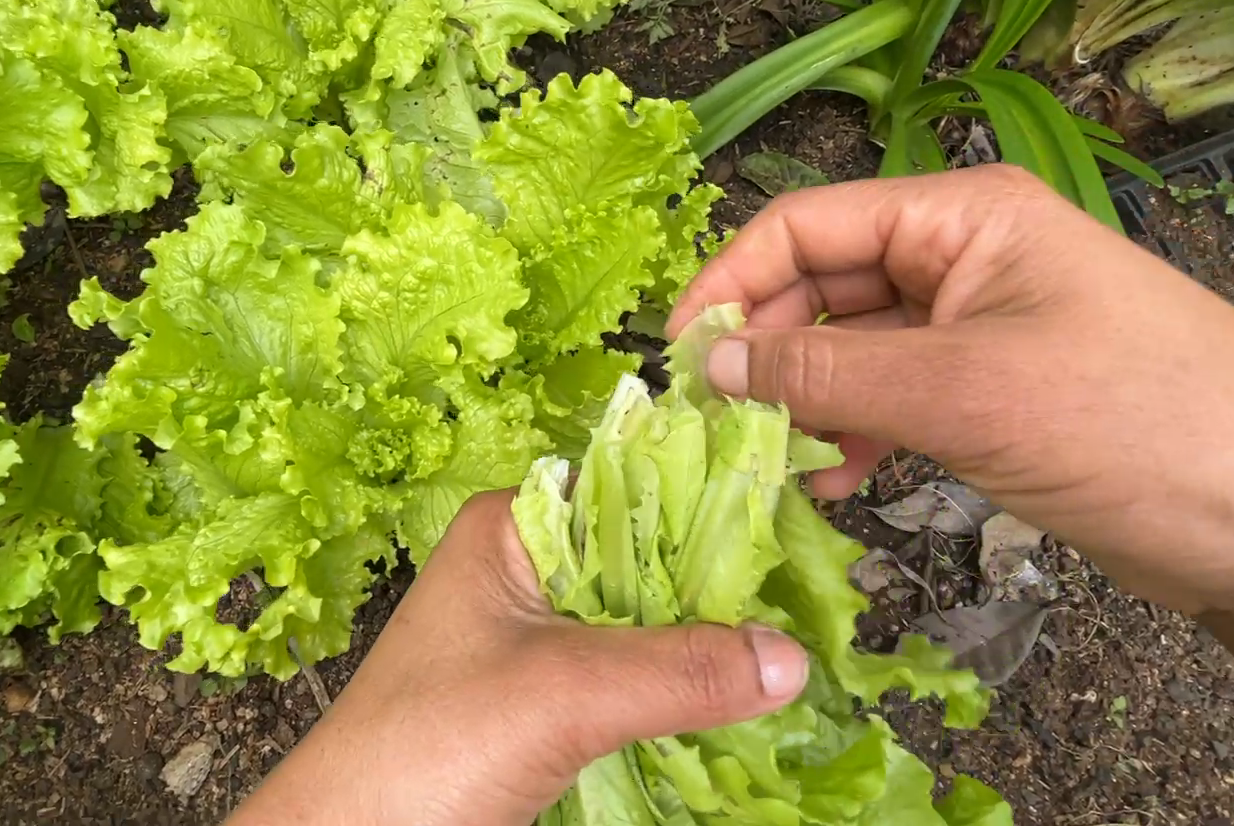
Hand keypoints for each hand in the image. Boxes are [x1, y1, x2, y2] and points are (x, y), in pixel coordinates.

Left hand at [227, 491, 807, 825]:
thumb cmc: (433, 745)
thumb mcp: (560, 693)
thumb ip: (675, 669)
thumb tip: (790, 654)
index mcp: (511, 526)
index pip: (622, 489)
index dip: (699, 500)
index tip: (781, 516)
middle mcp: (522, 563)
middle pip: (635, 554)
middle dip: (708, 577)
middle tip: (800, 589)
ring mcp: (533, 628)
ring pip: (634, 615)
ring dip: (695, 634)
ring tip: (786, 635)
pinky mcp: (542, 688)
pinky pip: (623, 668)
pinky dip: (671, 680)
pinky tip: (731, 691)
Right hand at [669, 166, 1233, 622]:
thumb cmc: (1140, 424)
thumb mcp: (960, 391)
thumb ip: (821, 373)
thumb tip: (707, 360)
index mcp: (955, 216)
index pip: (803, 227)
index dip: (730, 280)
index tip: (679, 347)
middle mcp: (951, 256)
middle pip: (815, 287)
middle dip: (763, 349)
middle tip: (718, 414)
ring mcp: (962, 323)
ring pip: (841, 346)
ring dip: (801, 397)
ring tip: (775, 454)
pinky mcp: (973, 384)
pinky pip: (878, 392)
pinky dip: (847, 429)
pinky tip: (834, 476)